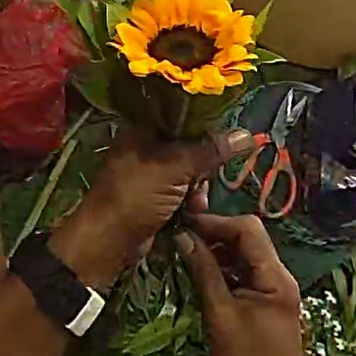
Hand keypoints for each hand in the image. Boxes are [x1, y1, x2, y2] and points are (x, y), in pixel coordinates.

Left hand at [50, 129, 252, 288]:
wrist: (109, 240)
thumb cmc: (135, 195)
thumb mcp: (174, 167)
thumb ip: (210, 150)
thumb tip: (246, 134)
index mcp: (142, 127)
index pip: (181, 115)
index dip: (204, 125)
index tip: (226, 138)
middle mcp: (146, 144)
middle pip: (189, 144)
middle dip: (202, 165)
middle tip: (203, 179)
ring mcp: (150, 171)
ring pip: (189, 169)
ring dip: (198, 186)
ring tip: (196, 201)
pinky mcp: (155, 194)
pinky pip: (182, 189)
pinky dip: (190, 199)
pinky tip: (193, 211)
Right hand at [175, 213, 309, 355]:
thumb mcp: (219, 314)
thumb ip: (203, 270)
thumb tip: (183, 236)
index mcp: (276, 277)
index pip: (248, 228)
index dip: (216, 223)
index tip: (186, 226)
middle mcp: (281, 278)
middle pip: (249, 238)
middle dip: (216, 235)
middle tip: (184, 241)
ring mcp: (277, 291)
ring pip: (246, 255)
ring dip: (219, 252)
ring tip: (189, 258)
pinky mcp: (270, 305)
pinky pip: (247, 274)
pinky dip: (226, 270)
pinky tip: (204, 277)